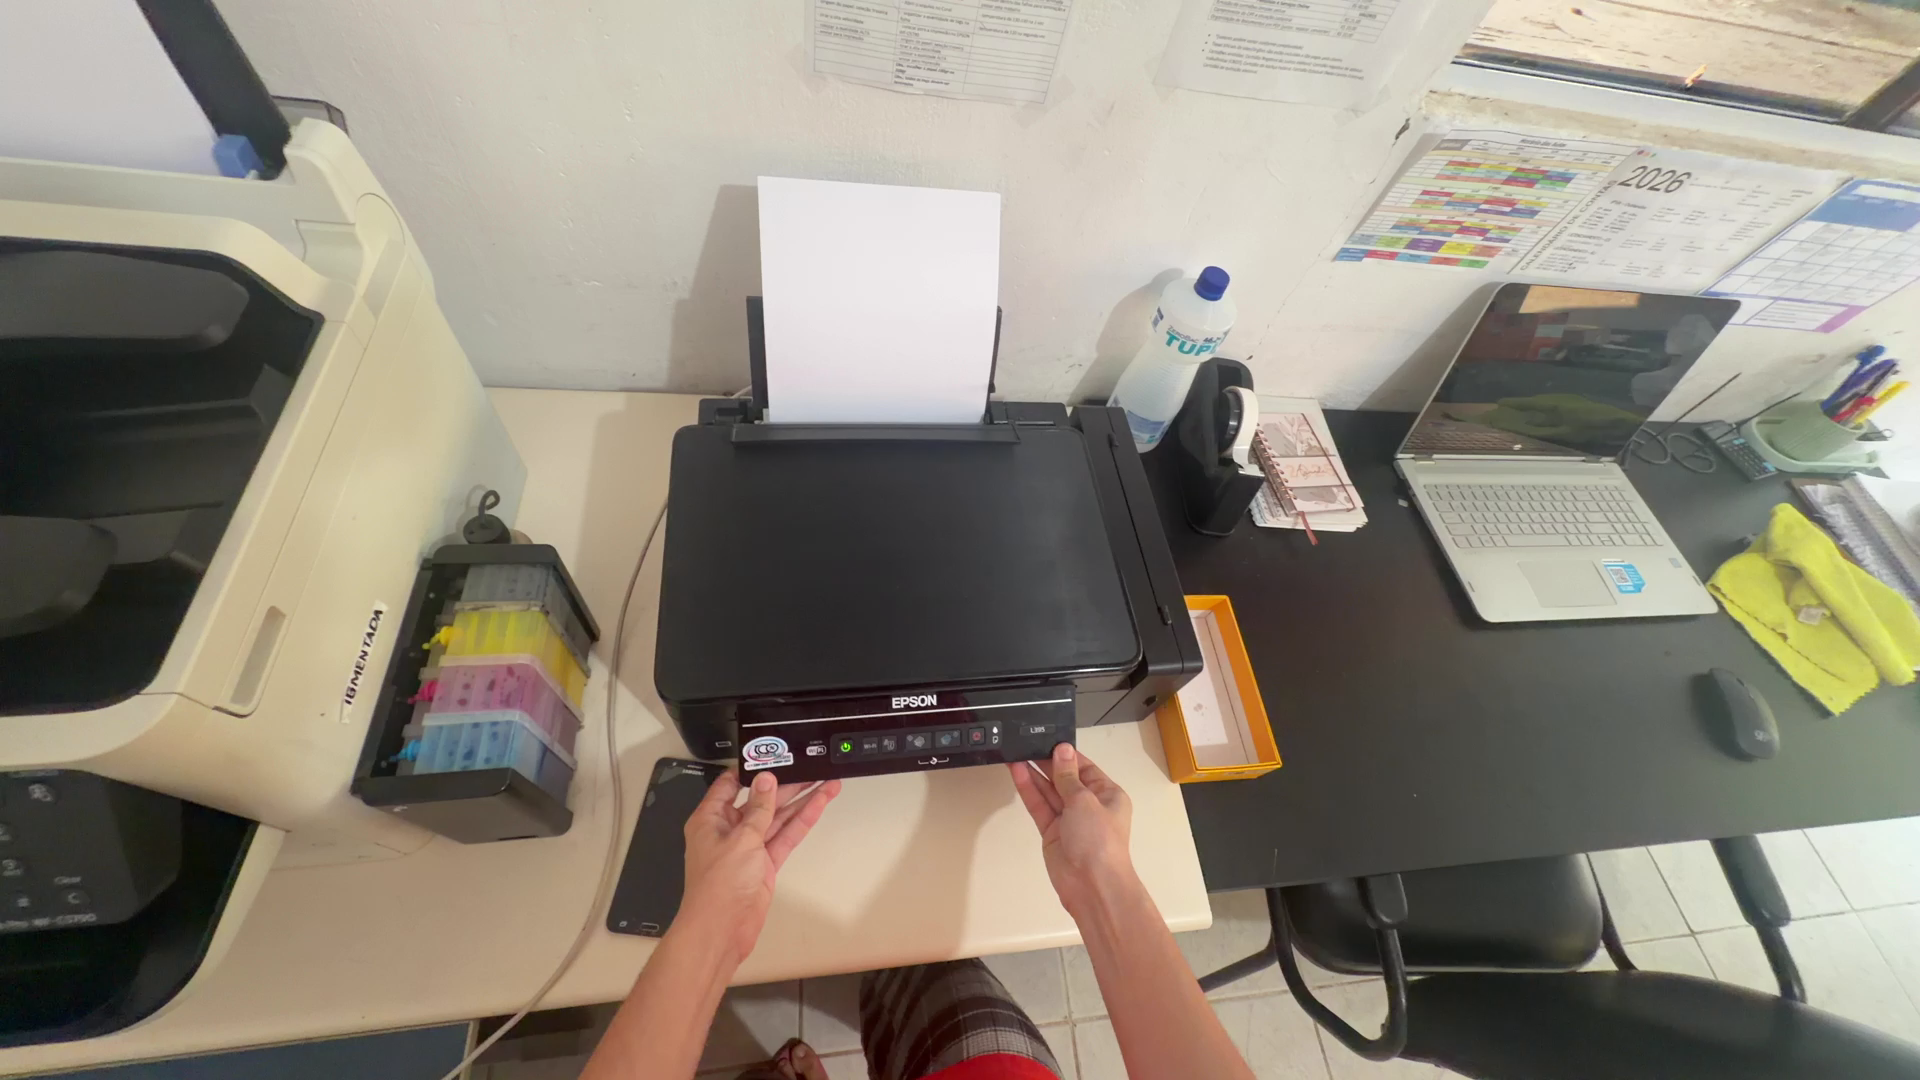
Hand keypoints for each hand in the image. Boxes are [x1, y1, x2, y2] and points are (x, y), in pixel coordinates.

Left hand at [681, 770, 841, 963]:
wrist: (721, 932)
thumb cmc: (718, 885)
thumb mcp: (741, 839)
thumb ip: (759, 808)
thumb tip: (766, 780)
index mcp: (711, 819)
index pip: (730, 785)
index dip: (751, 769)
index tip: (772, 754)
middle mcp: (729, 830)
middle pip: (762, 800)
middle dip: (787, 785)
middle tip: (811, 768)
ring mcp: (749, 847)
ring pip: (779, 817)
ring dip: (801, 801)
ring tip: (826, 783)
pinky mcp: (765, 863)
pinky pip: (785, 836)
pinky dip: (802, 822)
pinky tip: (819, 806)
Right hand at [1008, 743, 1135, 917]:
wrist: (1092, 887)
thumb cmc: (1099, 841)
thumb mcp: (1085, 801)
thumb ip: (1068, 776)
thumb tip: (1062, 750)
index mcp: (1107, 795)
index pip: (1084, 767)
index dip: (1065, 755)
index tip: (1047, 740)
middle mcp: (1089, 806)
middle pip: (1064, 778)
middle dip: (1046, 762)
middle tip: (1026, 744)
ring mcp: (1069, 820)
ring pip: (1049, 791)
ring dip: (1034, 773)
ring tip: (1016, 753)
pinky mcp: (1052, 832)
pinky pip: (1039, 806)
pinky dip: (1028, 790)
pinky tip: (1017, 772)